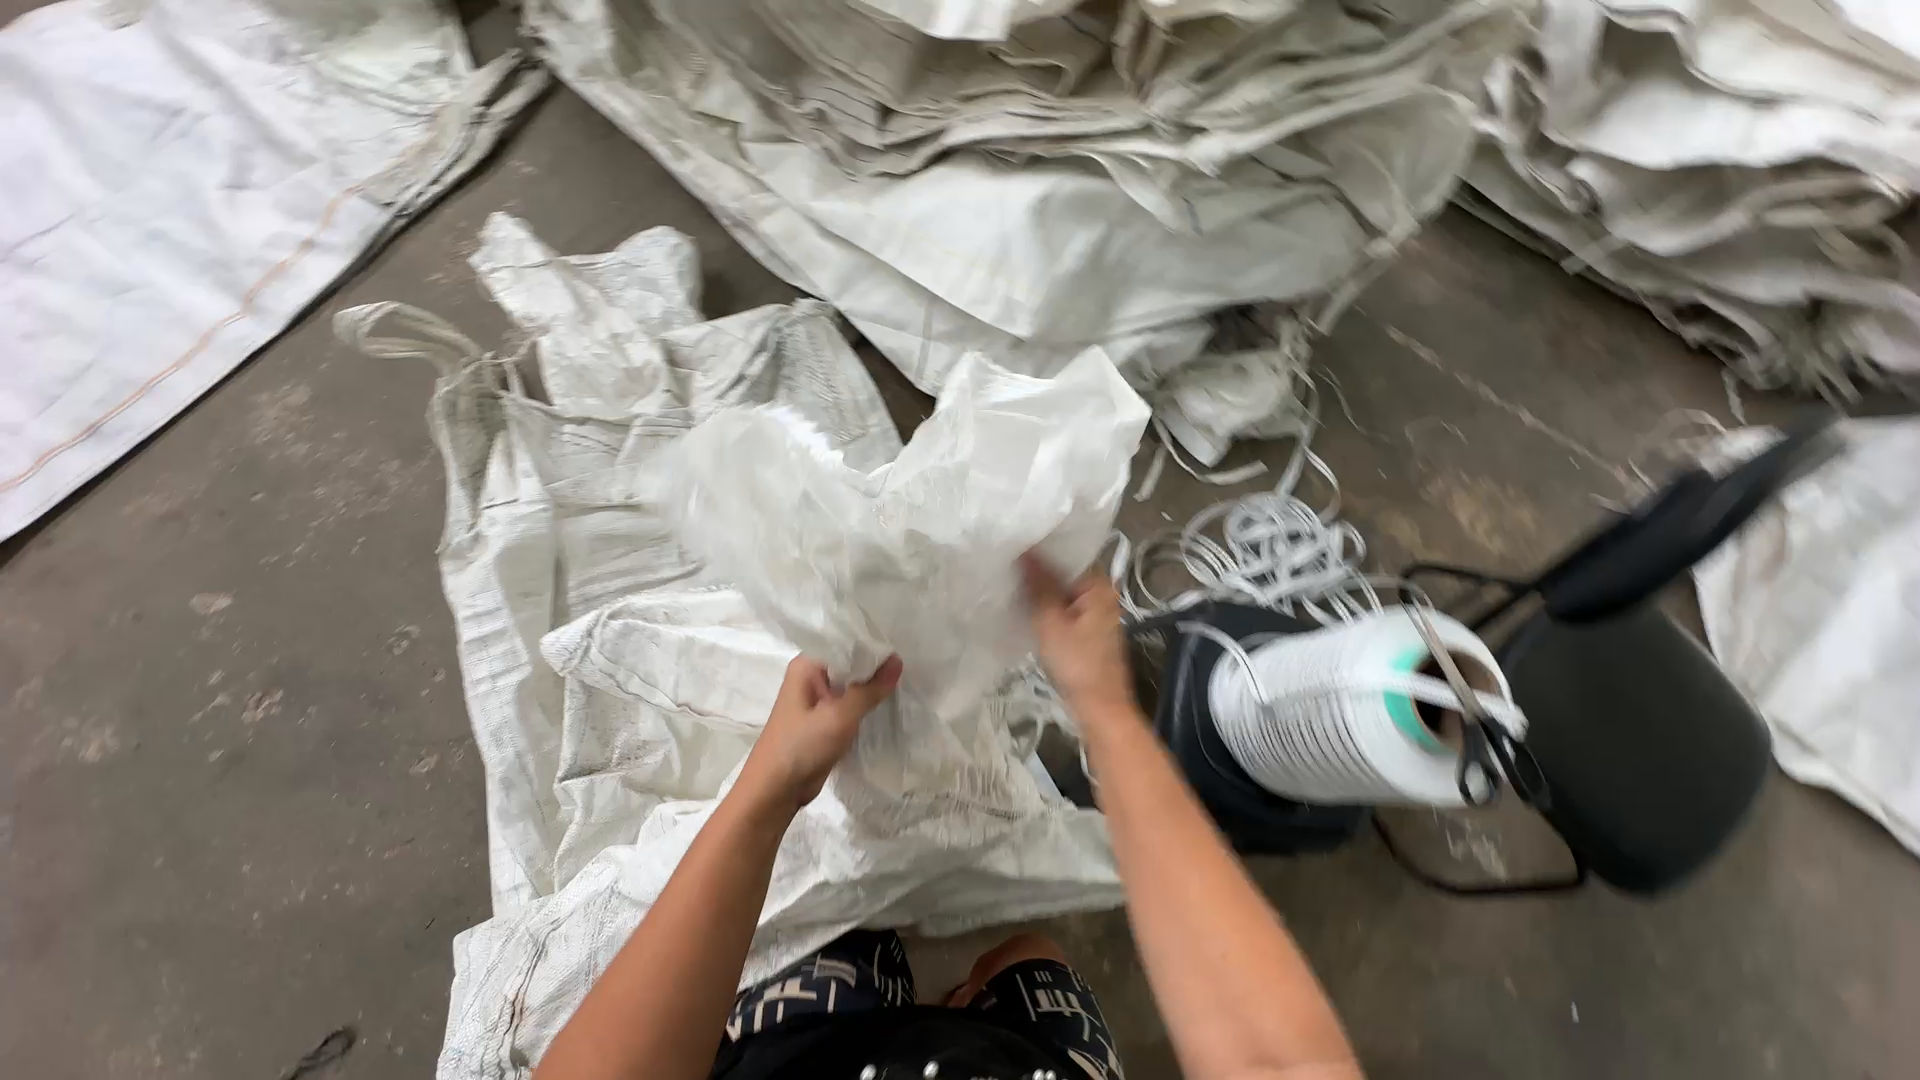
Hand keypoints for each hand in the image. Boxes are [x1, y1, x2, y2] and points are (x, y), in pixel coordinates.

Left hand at [739, 654, 902, 812]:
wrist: (776, 790)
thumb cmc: (802, 746)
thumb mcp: (840, 716)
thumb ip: (869, 689)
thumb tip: (897, 660)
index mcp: (807, 665)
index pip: (845, 643)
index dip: (873, 644)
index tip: (902, 645)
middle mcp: (811, 677)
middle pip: (850, 663)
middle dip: (876, 666)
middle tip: (911, 664)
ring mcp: (817, 699)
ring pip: (851, 685)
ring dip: (872, 687)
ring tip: (905, 681)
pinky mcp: (824, 720)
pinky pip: (850, 704)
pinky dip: (866, 705)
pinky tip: (889, 703)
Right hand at [1019, 552, 1137, 718]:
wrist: (1099, 708)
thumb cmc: (1077, 664)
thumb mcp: (1051, 622)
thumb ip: (1038, 584)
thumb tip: (1026, 549)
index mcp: (1098, 584)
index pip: (1065, 554)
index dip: (1038, 550)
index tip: (1011, 546)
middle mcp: (1101, 592)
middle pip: (1063, 572)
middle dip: (1037, 571)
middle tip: (1004, 563)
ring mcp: (1095, 611)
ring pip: (1061, 591)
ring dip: (1039, 590)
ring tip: (1009, 581)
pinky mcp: (1087, 628)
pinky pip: (1062, 607)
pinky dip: (1046, 606)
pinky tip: (1024, 606)